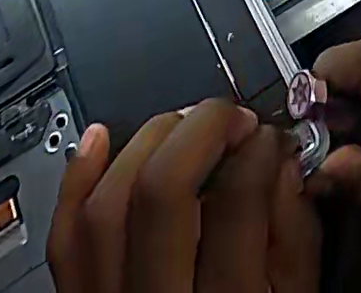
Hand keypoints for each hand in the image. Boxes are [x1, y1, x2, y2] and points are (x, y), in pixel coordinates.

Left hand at [48, 99, 320, 292]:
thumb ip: (296, 244)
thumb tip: (285, 163)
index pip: (236, 206)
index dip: (257, 150)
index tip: (270, 134)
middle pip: (162, 193)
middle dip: (200, 129)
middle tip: (230, 116)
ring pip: (108, 204)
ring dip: (148, 141)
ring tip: (183, 122)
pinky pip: (63, 239)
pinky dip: (78, 178)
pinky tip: (101, 136)